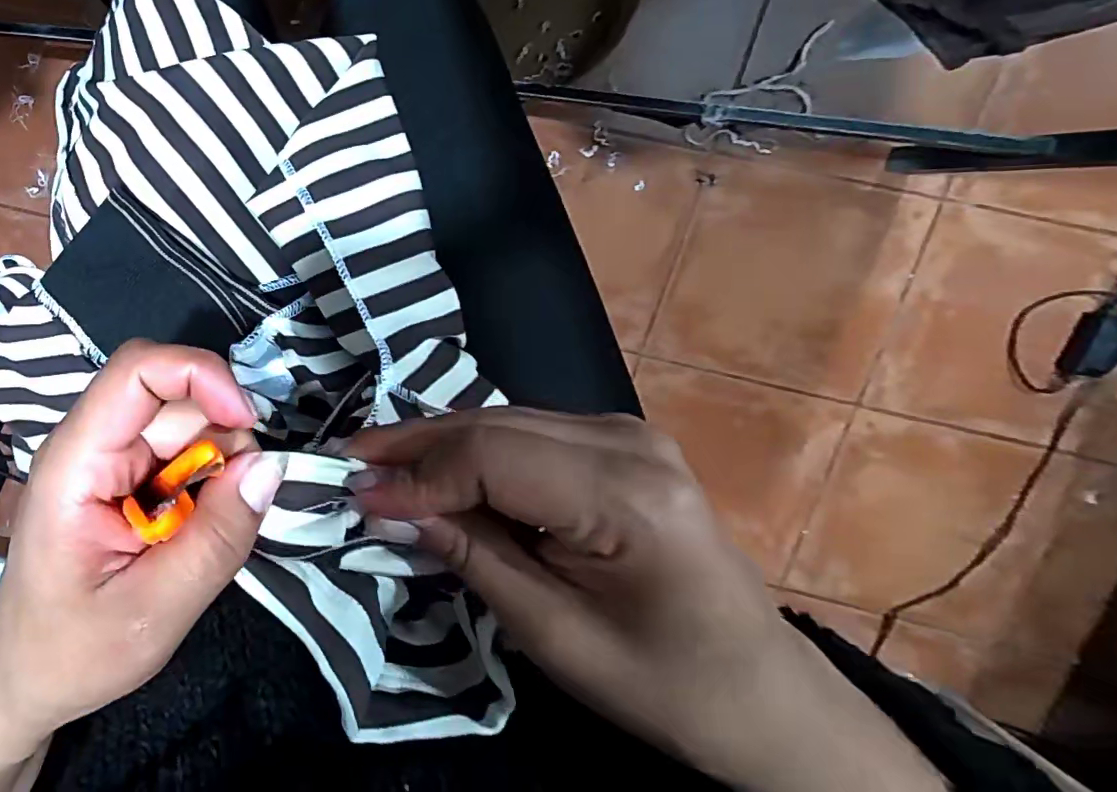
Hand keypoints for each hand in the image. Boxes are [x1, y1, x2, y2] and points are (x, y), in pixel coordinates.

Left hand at [0, 341, 283, 791]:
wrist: (23, 678)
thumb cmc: (70, 651)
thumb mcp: (153, 612)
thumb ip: (216, 540)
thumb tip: (268, 466)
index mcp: (79, 460)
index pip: (137, 370)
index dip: (199, 374)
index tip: (246, 421)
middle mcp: (93, 441)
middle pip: (171, 393)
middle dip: (221, 431)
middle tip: (236, 499)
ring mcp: (110, 455)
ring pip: (186, 419)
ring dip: (219, 459)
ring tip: (209, 527)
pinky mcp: (128, 472)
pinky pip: (184, 449)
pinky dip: (210, 476)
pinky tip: (199, 525)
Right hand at [347, 408, 944, 791]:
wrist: (765, 694)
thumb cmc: (666, 685)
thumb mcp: (555, 637)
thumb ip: (471, 556)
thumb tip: (388, 507)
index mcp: (627, 494)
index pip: (491, 458)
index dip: (417, 475)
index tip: (355, 494)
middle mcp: (627, 440)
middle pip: (492, 426)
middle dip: (416, 446)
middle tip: (351, 461)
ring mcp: (626, 432)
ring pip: (503, 421)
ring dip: (439, 443)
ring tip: (380, 463)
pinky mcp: (619, 440)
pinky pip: (526, 433)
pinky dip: (475, 451)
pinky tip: (438, 467)